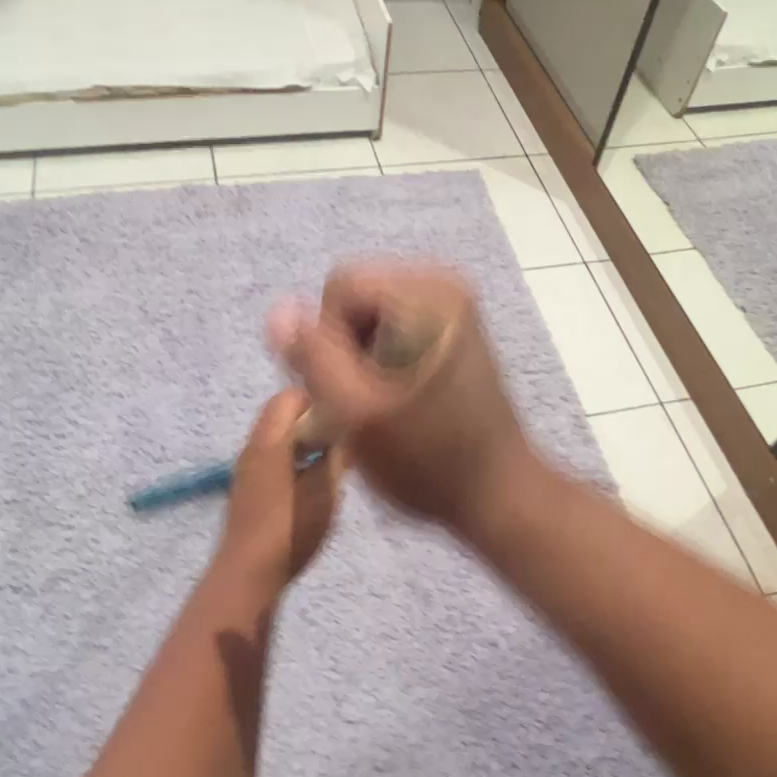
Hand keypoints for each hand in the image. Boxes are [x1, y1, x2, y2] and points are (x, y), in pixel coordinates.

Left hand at [213, 388, 343, 596]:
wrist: (247, 576)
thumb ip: (337, 456)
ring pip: (278, 438)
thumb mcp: (325, 492)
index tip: (344, 415)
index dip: (318, 399)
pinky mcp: (249, 490)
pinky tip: (314, 482)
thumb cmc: (288, 530)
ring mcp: (247, 470)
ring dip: (304, 441)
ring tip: (333, 459)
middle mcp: (252, 448)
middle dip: (313, 420)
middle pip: (281, 415)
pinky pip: (273, 458)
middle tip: (343, 438)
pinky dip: (294, 459)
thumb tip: (347, 433)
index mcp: (268, 441)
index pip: (289, 397)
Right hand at [266, 263, 541, 528]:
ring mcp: (455, 306)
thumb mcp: (356, 414)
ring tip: (380, 408)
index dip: (327, 341)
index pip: (339, 287)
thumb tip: (278, 311)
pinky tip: (398, 402)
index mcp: (428, 293)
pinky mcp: (457, 330)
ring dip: (361, 359)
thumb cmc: (428, 460)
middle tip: (363, 405)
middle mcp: (446, 284)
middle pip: (355, 297)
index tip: (349, 392)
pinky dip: (384, 362)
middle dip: (345, 349)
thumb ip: (312, 357)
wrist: (498, 492)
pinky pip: (395, 329)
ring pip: (370, 316)